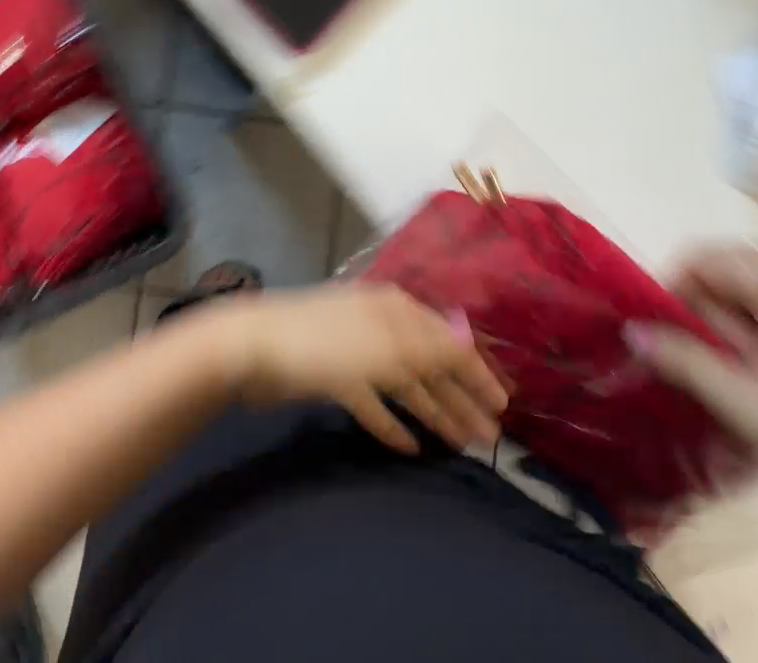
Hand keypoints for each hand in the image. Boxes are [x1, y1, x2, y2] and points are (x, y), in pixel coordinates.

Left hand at [187, 284, 512, 453]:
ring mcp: (355, 353)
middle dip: (461, 399)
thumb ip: (431, 349)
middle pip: (430, 367)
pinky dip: (389, 422)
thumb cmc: (323, 342)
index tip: (505, 404)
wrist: (251, 346)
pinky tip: (410, 446)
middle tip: (491, 436)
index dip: (478, 373)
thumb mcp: (386, 344)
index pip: (449, 343)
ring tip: (461, 444)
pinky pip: (370, 402)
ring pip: (404, 387)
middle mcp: (381, 328)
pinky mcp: (332, 378)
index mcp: (397, 312)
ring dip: (433, 414)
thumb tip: (470, 346)